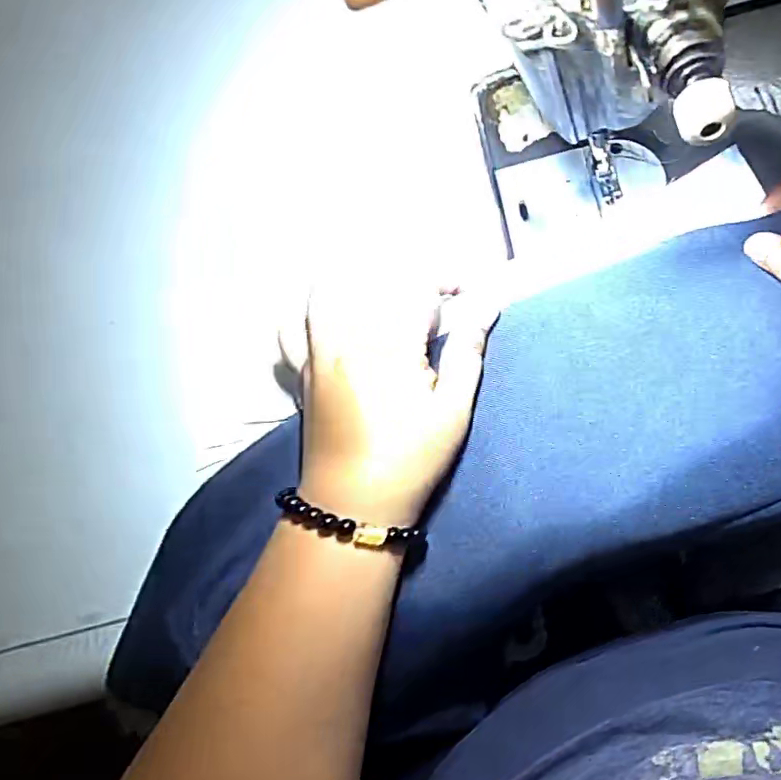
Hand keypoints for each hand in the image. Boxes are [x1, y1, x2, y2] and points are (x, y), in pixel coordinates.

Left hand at [294, 268, 497, 526]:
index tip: (470, 292)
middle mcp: (346, 339)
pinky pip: (295, 325)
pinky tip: (338, 318)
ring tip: (392, 298)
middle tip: (439, 296)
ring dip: (363, 282)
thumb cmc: (412, 458)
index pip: (416, 288)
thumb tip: (486, 308)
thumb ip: (467, 354)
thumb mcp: (453, 410)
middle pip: (372, 280)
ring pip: (328, 292)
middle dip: (410, 277)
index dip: (447, 280)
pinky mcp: (304, 371)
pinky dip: (315, 310)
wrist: (353, 502)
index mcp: (387, 347)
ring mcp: (317, 353)